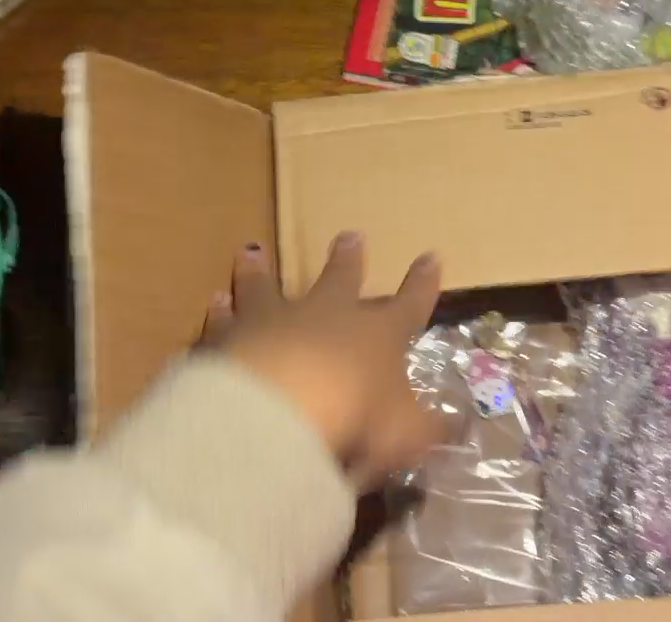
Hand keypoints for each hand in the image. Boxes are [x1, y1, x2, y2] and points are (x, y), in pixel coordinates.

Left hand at [202, 233, 443, 487]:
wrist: (278, 414)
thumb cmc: (354, 420)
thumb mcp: (406, 434)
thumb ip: (429, 429)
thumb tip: (458, 426)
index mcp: (376, 335)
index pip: (408, 306)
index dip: (422, 285)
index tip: (430, 257)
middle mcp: (325, 317)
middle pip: (338, 281)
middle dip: (346, 261)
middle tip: (348, 236)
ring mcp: (273, 324)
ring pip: (267, 289)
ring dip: (261, 271)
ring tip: (252, 251)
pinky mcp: (229, 342)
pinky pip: (224, 325)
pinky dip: (219, 316)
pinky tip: (213, 304)